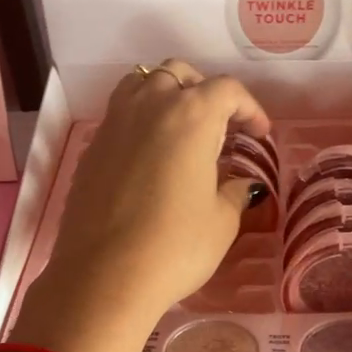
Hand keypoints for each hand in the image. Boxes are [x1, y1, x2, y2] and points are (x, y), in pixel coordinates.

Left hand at [19, 59, 270, 351]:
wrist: (105, 276)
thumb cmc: (175, 248)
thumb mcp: (221, 223)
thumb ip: (235, 193)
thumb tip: (243, 185)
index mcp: (192, 115)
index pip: (227, 91)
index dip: (250, 109)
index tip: (259, 135)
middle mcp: (150, 105)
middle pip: (180, 75)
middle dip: (206, 92)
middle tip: (220, 127)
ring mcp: (114, 123)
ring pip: (142, 84)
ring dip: (166, 96)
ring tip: (180, 129)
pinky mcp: (91, 149)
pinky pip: (120, 116)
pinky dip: (140, 122)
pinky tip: (149, 157)